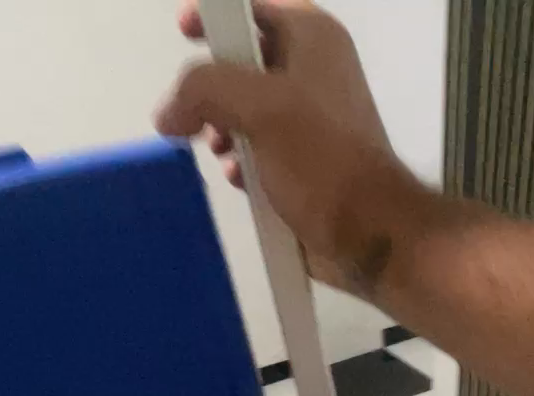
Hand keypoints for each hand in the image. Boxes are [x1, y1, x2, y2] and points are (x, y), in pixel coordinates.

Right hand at [156, 0, 428, 293]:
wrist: (366, 234)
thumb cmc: (322, 162)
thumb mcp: (261, 110)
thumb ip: (205, 91)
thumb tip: (168, 112)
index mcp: (312, 39)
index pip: (254, 7)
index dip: (216, 16)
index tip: (184, 35)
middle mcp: (313, 72)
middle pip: (243, 62)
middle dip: (212, 88)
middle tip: (195, 114)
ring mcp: (309, 122)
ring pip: (247, 112)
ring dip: (223, 131)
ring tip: (218, 150)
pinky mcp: (303, 165)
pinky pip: (260, 153)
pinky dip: (242, 163)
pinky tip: (237, 179)